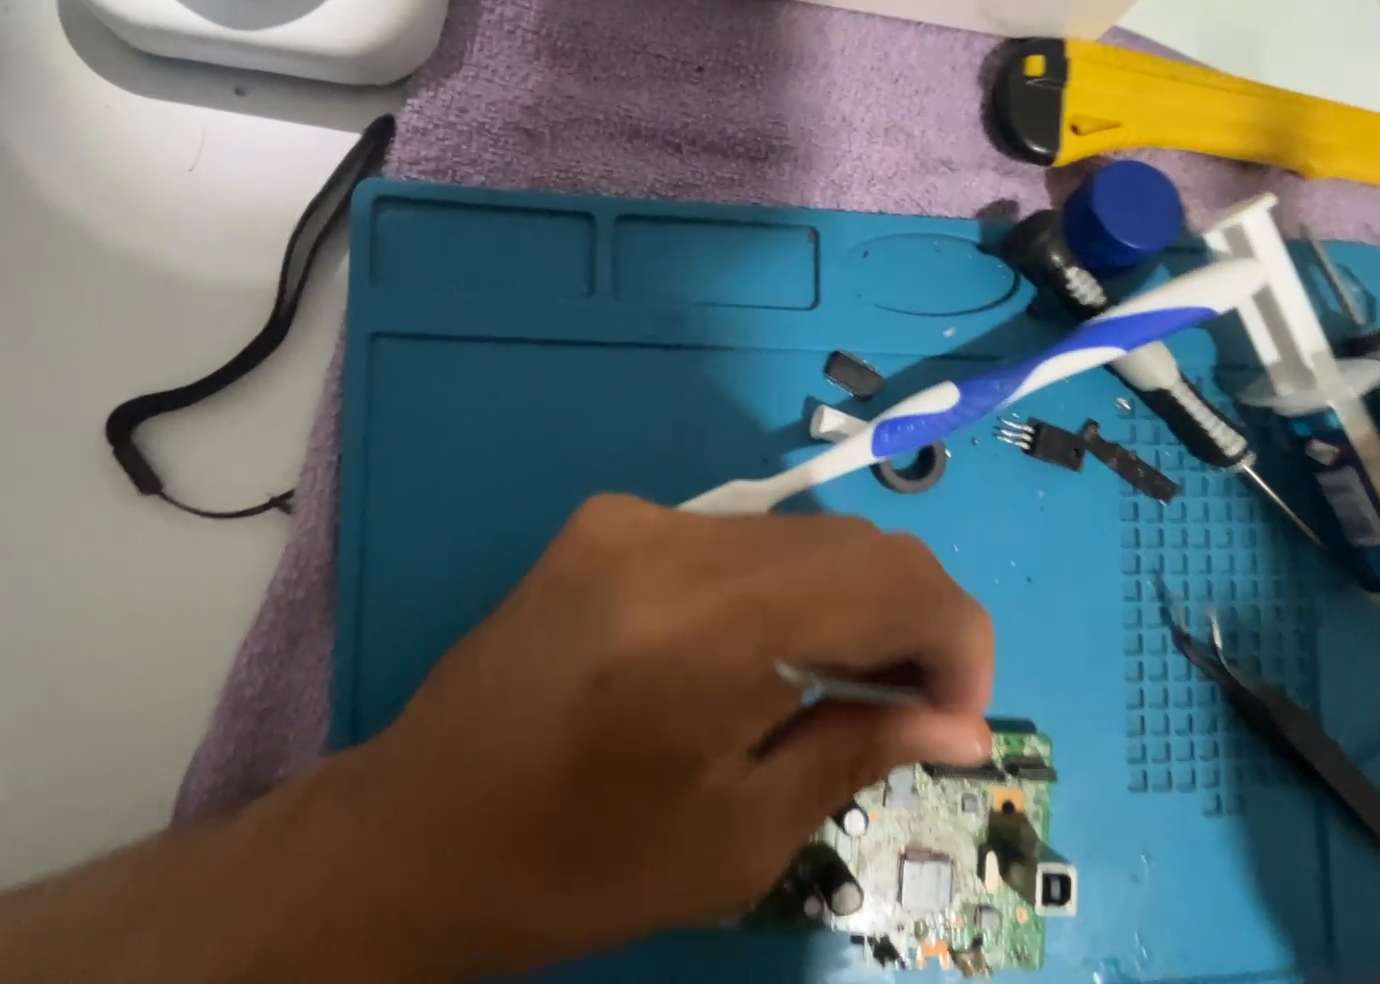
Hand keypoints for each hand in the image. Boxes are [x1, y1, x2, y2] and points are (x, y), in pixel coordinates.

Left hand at [333, 494, 994, 978]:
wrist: (418, 829)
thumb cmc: (579, 862)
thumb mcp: (740, 838)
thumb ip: (858, 749)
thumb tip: (961, 720)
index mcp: (706, 628)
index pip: (893, 580)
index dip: (957, 640)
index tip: (956, 717)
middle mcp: (670, 541)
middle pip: (853, 544)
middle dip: (909, 622)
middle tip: (903, 709)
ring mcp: (631, 518)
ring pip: (800, 536)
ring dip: (847, 602)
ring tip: (833, 685)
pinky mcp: (606, 520)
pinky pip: (739, 540)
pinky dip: (783, 589)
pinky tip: (761, 653)